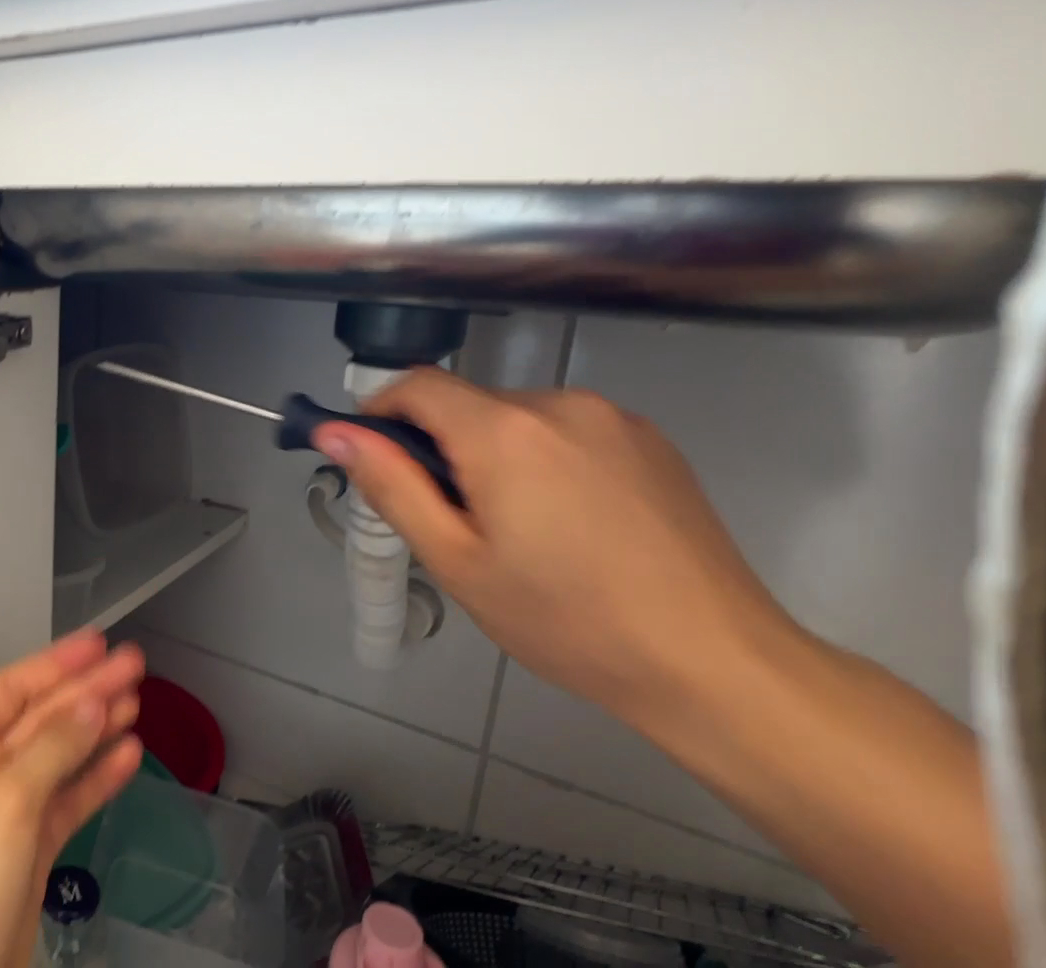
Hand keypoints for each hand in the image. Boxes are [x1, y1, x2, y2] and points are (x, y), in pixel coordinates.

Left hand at [0, 631, 144, 967]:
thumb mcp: (4, 803)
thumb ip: (52, 749)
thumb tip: (93, 704)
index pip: (15, 687)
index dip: (59, 662)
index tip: (100, 642)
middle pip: (43, 717)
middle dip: (88, 690)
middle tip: (134, 664)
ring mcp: (8, 811)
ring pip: (61, 756)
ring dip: (98, 729)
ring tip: (137, 702)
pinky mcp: (30, 849)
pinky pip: (69, 800)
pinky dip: (98, 779)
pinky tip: (127, 757)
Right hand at [313, 367, 787, 718]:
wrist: (710, 660)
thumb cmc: (565, 620)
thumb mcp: (458, 561)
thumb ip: (392, 486)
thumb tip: (335, 432)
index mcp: (504, 431)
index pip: (417, 385)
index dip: (382, 413)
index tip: (377, 464)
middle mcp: (560, 404)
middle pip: (470, 405)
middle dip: (444, 449)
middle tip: (454, 526)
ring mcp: (614, 418)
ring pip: (520, 420)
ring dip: (496, 456)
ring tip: (520, 534)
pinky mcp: (651, 441)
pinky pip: (569, 433)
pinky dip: (546, 461)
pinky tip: (572, 526)